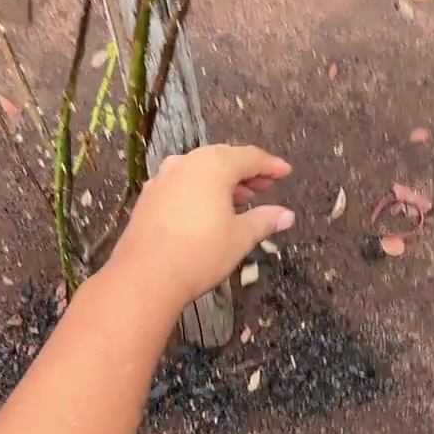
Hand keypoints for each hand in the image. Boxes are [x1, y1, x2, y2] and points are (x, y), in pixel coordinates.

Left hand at [105, 144, 293, 313]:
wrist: (146, 275)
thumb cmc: (200, 253)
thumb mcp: (240, 238)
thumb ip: (264, 221)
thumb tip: (287, 215)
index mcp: (214, 166)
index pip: (250, 157)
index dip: (271, 165)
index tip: (285, 172)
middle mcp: (187, 163)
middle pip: (223, 159)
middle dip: (247, 172)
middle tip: (266, 186)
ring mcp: (164, 178)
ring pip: (201, 171)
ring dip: (223, 181)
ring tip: (240, 199)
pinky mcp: (149, 197)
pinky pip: (182, 184)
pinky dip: (201, 190)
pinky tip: (207, 210)